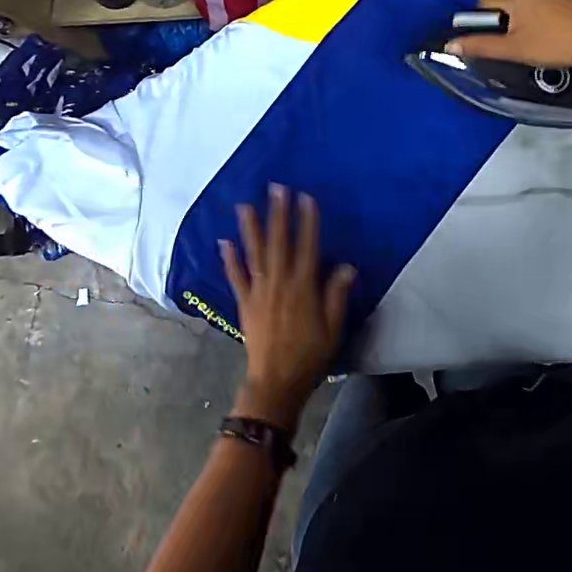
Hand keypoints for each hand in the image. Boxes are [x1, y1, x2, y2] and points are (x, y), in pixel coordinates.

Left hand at [220, 184, 355, 431]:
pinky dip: (229, 259)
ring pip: (255, 253)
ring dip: (251, 228)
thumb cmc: (309, 357)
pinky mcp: (244, 302)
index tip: (305, 198)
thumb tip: (346, 266)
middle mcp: (279, 283)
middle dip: (278, 214)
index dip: (307, 221)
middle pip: (279, 242)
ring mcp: (259, 291)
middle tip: (276, 188)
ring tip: (245, 206)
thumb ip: (337, 296)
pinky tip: (224, 242)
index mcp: (303, 287)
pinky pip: (236, 277)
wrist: (276, 383)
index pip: (307, 246)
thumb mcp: (332, 329)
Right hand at [445, 0, 571, 67]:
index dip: (484, 24)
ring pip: (527, 0)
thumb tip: (451, 46)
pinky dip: (546, 14)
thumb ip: (480, 45)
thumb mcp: (514, 49)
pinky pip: (547, 0)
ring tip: (540, 39)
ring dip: (526, 17)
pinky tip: (556, 32)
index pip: (483, 4)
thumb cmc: (560, 42)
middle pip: (505, 1)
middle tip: (518, 43)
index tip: (496, 40)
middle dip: (506, 20)